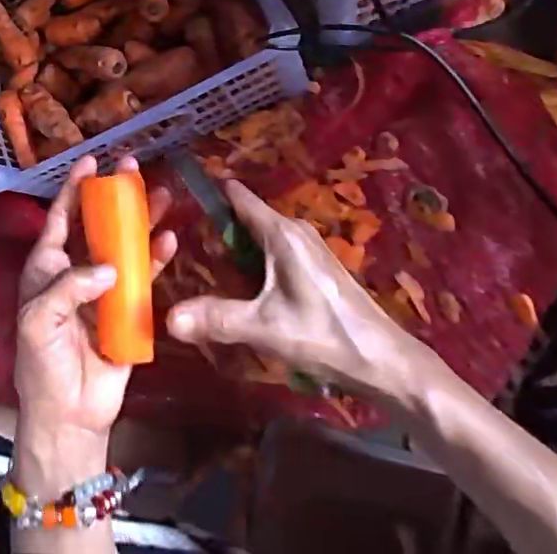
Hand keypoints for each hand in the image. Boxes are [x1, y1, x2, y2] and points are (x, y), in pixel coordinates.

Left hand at [14, 156, 176, 491]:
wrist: (69, 414)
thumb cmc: (42, 363)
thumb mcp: (39, 320)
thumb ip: (70, 287)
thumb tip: (110, 266)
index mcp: (48, 266)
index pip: (61, 218)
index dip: (74, 189)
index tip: (90, 162)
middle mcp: (77, 270)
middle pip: (98, 225)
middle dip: (115, 197)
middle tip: (134, 169)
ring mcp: (105, 288)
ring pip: (125, 246)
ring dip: (142, 222)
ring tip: (162, 195)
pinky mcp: (128, 310)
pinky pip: (144, 279)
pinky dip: (156, 260)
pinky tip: (169, 241)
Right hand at [165, 179, 440, 408]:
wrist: (389, 365)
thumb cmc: (326, 337)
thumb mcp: (266, 329)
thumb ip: (217, 319)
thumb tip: (168, 318)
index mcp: (281, 233)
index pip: (236, 195)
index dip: (207, 191)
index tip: (178, 197)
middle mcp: (294, 231)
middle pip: (244, 218)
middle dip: (216, 232)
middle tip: (187, 253)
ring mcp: (308, 248)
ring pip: (258, 237)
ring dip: (235, 252)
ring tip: (211, 274)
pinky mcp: (315, 267)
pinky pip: (273, 252)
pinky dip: (254, 264)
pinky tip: (246, 293)